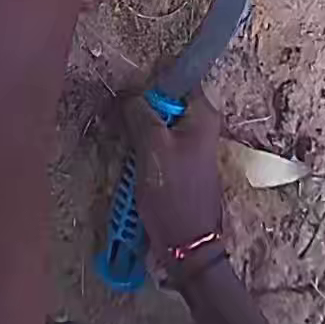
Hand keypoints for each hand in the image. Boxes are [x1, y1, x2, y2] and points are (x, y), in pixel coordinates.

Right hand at [123, 89, 222, 258]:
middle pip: (165, 101)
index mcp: (203, 114)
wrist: (186, 245)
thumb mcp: (151, 146)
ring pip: (158, 123)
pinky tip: (131, 160)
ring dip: (138, 130)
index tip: (130, 93)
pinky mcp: (180, 162)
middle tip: (121, 120)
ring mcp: (191, 144)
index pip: (177, 78)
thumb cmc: (173, 192)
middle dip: (141, 108)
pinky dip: (142, 147)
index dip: (151, 81)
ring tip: (124, 143)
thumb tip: (128, 90)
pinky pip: (158, 143)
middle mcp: (201, 124)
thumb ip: (140, 111)